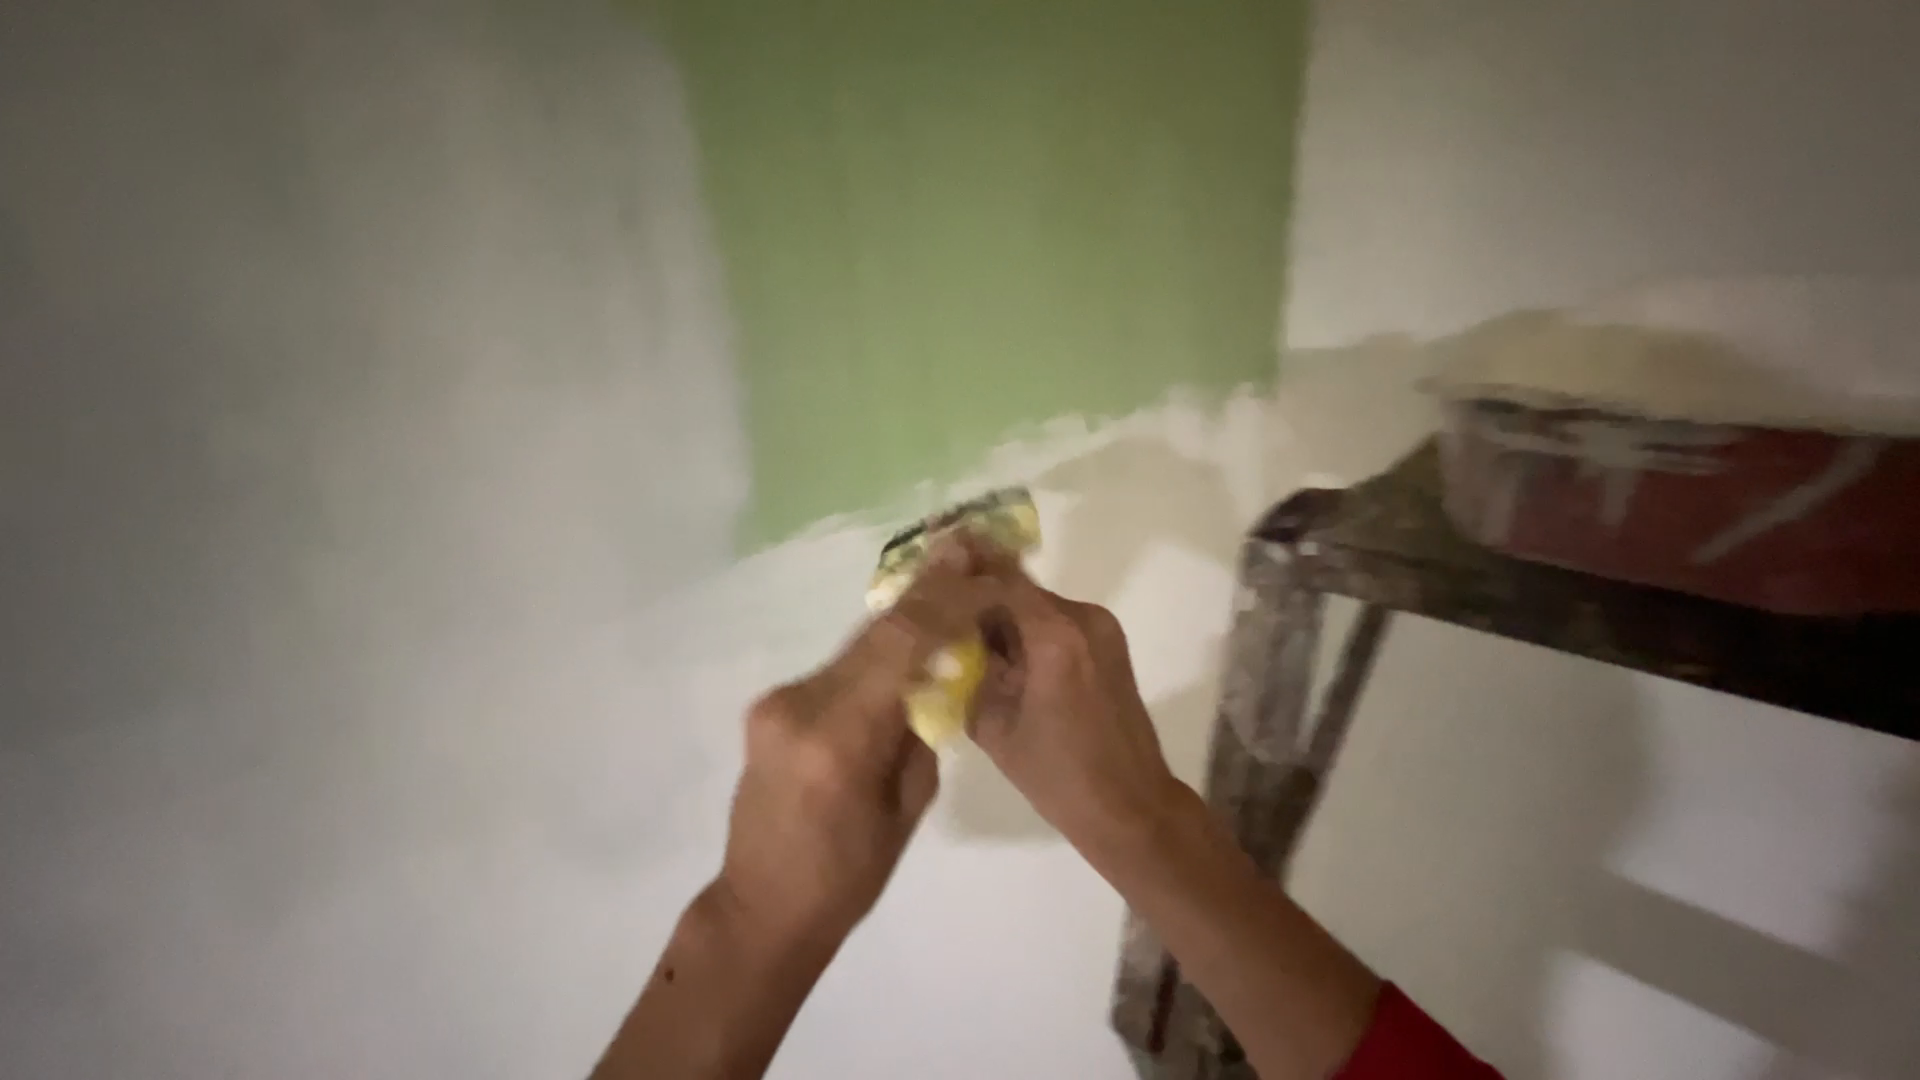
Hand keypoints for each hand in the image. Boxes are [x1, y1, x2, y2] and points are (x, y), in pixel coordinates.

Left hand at [717, 541, 1000, 944]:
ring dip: (901, 624)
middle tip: (961, 547)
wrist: (763, 906)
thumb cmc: (849, 875)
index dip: (944, 603)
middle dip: (925, 593)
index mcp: (839, 738)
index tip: (979, 569)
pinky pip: (834, 672)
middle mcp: (798, 705)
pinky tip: (901, 648)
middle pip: (874, 635)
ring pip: (854, 649)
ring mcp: (775, 703)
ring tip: (941, 585)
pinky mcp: (767, 707)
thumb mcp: (907, 806)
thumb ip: (918, 730)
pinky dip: (872, 657)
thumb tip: (929, 680)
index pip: (901, 647)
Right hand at [965, 540, 1187, 849]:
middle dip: (978, 593)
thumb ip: (969, 671)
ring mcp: (1101, 629)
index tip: (930, 558)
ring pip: (1036, 605)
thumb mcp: (994, 725)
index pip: (1000, 580)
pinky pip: (1056, 622)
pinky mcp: (1109, 644)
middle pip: (1018, 588)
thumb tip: (948, 639)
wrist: (1129, 805)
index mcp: (1055, 635)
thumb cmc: (1056, 774)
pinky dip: (1026, 629)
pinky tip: (1000, 652)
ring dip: (1002, 614)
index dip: (964, 566)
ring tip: (963, 632)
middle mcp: (1083, 618)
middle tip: (938, 600)